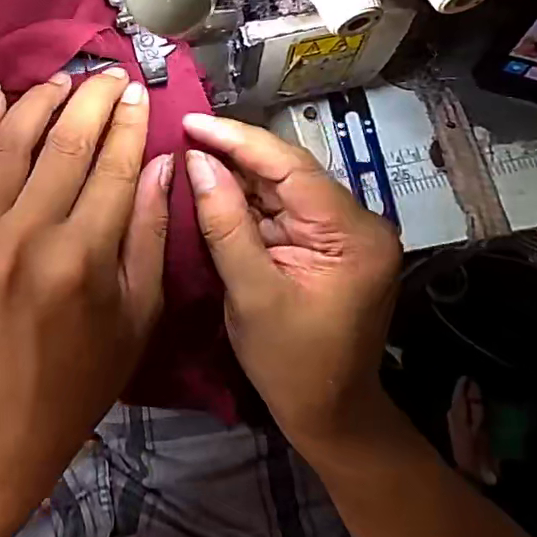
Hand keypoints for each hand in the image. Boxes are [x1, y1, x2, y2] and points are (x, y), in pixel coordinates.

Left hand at [0, 68, 172, 495]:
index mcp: (83, 258)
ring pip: (12, 142)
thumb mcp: (139, 312)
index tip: (138, 92)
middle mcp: (29, 235)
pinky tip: (0, 94)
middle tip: (108, 75)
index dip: (129, 123)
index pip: (112, 166)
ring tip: (63, 80)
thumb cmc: (83, 372)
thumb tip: (160, 161)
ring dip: (39, 100)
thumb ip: (149, 231)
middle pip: (65, 143)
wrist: (0, 417)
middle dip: (92, 99)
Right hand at [182, 114, 402, 453]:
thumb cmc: (293, 366)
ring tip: (188, 149)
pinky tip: (211, 182)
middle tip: (182, 132)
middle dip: (233, 152)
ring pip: (279, 186)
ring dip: (234, 172)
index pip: (291, 167)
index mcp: (352, 233)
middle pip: (286, 172)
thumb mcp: (252, 294)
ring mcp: (340, 230)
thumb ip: (225, 224)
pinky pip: (278, 208)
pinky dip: (244, 198)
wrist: (329, 414)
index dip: (238, 140)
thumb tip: (197, 162)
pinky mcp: (323, 241)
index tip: (191, 121)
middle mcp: (355, 221)